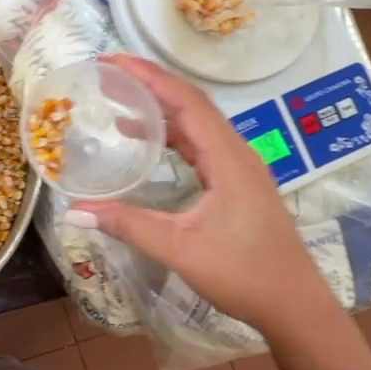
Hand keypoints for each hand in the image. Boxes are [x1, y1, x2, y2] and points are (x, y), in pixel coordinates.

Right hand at [67, 55, 336, 336]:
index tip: (113, 61)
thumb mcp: (179, 250)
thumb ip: (127, 225)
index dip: (149, 77)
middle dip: (150, 84)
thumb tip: (75, 210)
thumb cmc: (244, 274)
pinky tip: (146, 141)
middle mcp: (236, 153)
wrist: (296, 308)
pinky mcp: (238, 183)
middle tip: (108, 74)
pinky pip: (200, 143)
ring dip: (160, 108)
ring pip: (197, 123)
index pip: (186, 101)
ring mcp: (240, 167)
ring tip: (119, 99)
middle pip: (191, 104)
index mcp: (228, 159)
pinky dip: (171, 133)